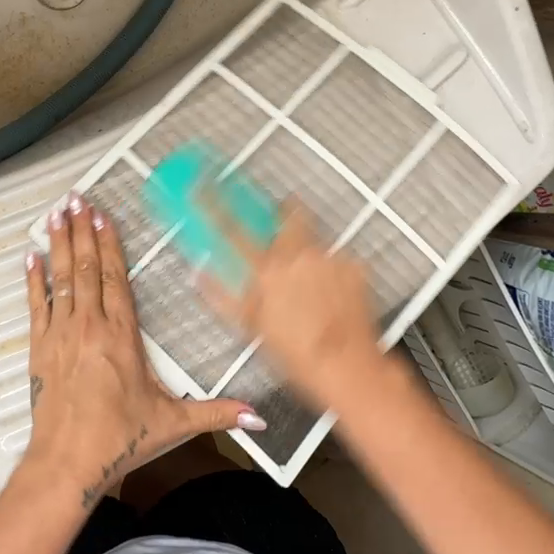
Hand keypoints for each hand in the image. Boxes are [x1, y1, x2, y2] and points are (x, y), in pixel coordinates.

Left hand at [20, 191, 261, 509]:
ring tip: (56, 214)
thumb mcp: (173, 423)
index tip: (104, 217)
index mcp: (121, 335)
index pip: (115, 278)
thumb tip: (258, 415)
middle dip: (82, 230)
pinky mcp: (39, 349)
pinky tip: (30, 258)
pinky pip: (36, 305)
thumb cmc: (118, 439)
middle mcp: (89, 326)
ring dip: (58, 244)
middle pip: (86, 267)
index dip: (109, 244)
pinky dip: (33, 280)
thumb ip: (217, 412)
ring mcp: (61, 334)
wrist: (66, 464)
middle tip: (76, 198)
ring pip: (61, 278)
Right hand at [203, 205, 389, 410]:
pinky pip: (336, 257)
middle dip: (282, 214)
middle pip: (286, 214)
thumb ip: (221, 295)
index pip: (231, 226)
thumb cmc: (299, 353)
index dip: (213, 202)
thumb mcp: (251, 326)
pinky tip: (328, 292)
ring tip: (310, 283)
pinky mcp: (353, 265)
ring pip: (313, 238)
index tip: (203, 186)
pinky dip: (330, 268)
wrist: (348, 366)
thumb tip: (201, 276)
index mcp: (266, 268)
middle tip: (280, 231)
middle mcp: (297, 254)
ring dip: (307, 250)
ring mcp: (328, 256)